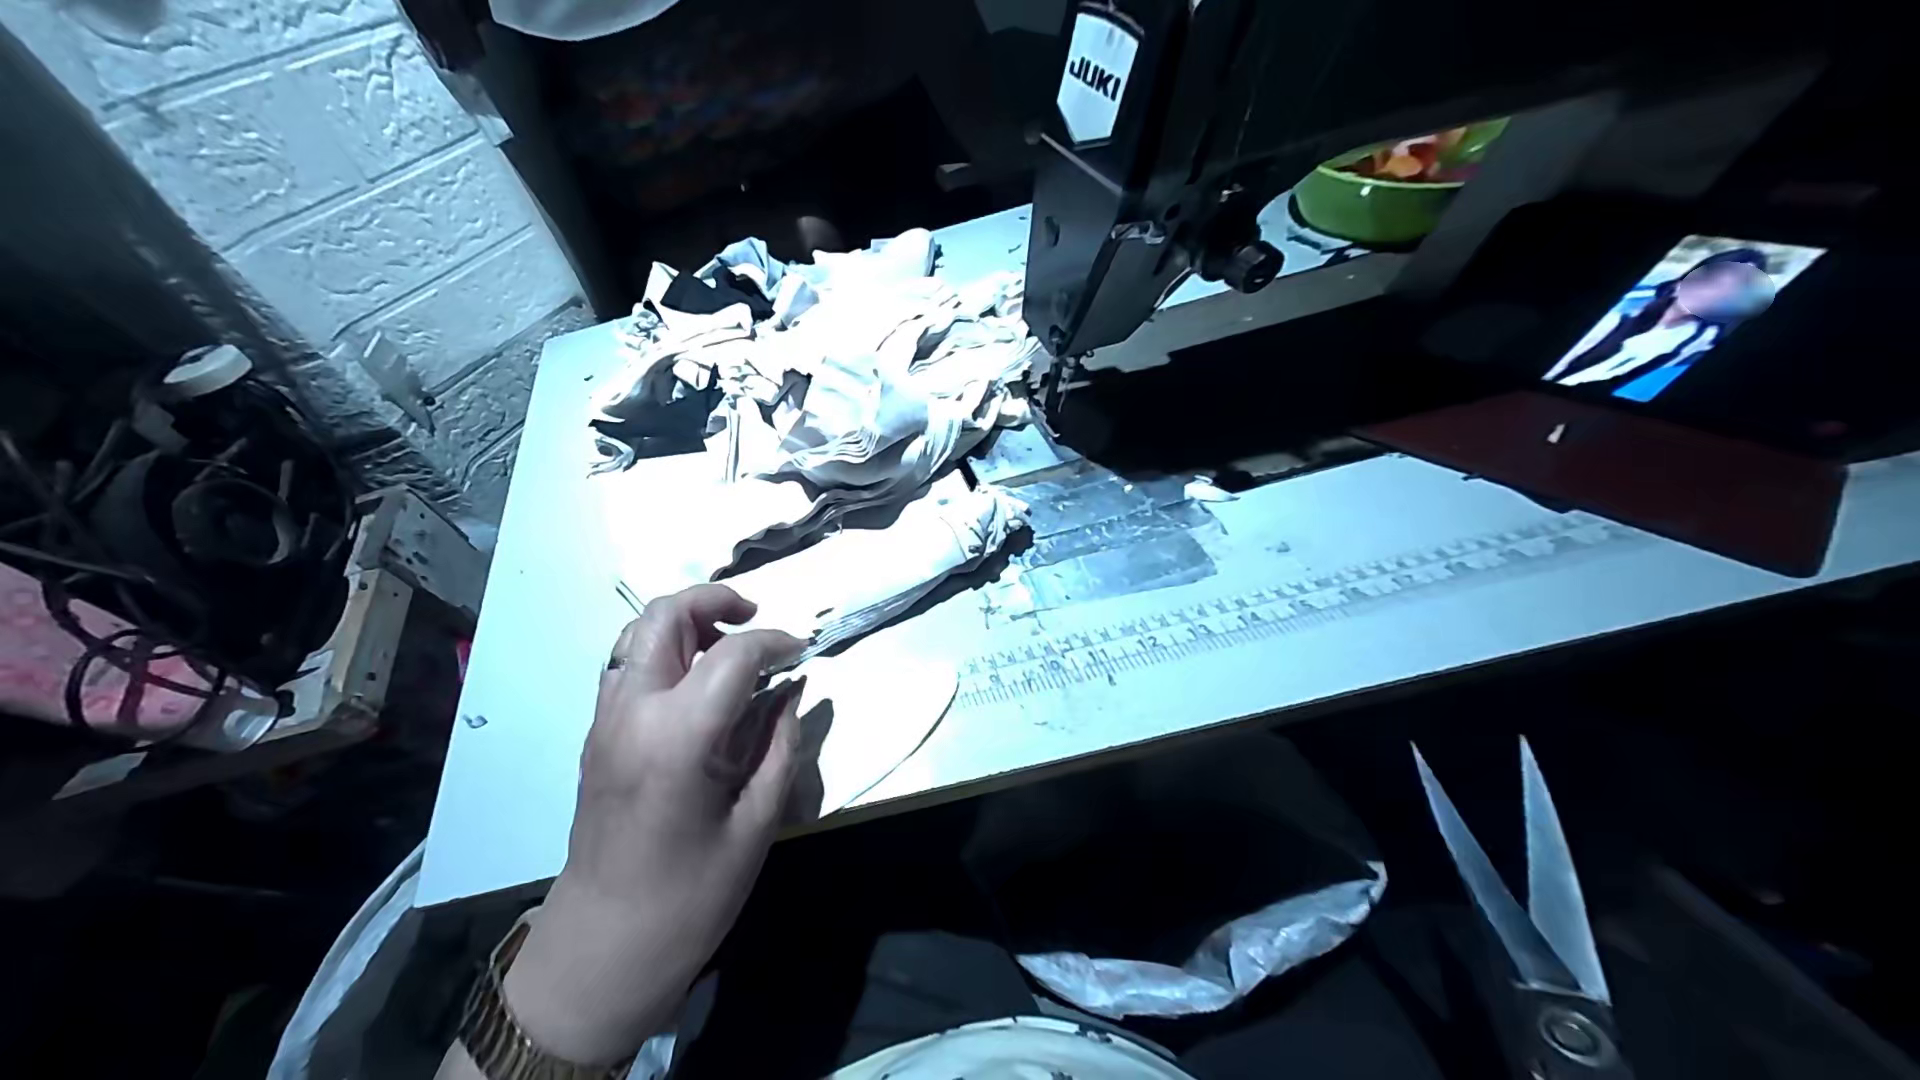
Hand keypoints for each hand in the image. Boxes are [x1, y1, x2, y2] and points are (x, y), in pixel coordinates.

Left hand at [502, 585, 805, 1064]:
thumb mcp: (757, 821)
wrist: (602, 947)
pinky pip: (628, 664)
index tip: (802, 650)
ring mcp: (605, 719)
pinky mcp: (597, 733)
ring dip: (686, 621)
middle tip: (756, 618)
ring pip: (638, 632)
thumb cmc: (692, 895)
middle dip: (715, 600)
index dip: (775, 641)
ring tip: (728, 644)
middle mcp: (632, 710)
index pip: (733, 653)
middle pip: (665, 615)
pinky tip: (696, 680)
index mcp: (676, 735)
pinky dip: (665, 649)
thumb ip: (779, 743)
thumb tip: (792, 689)